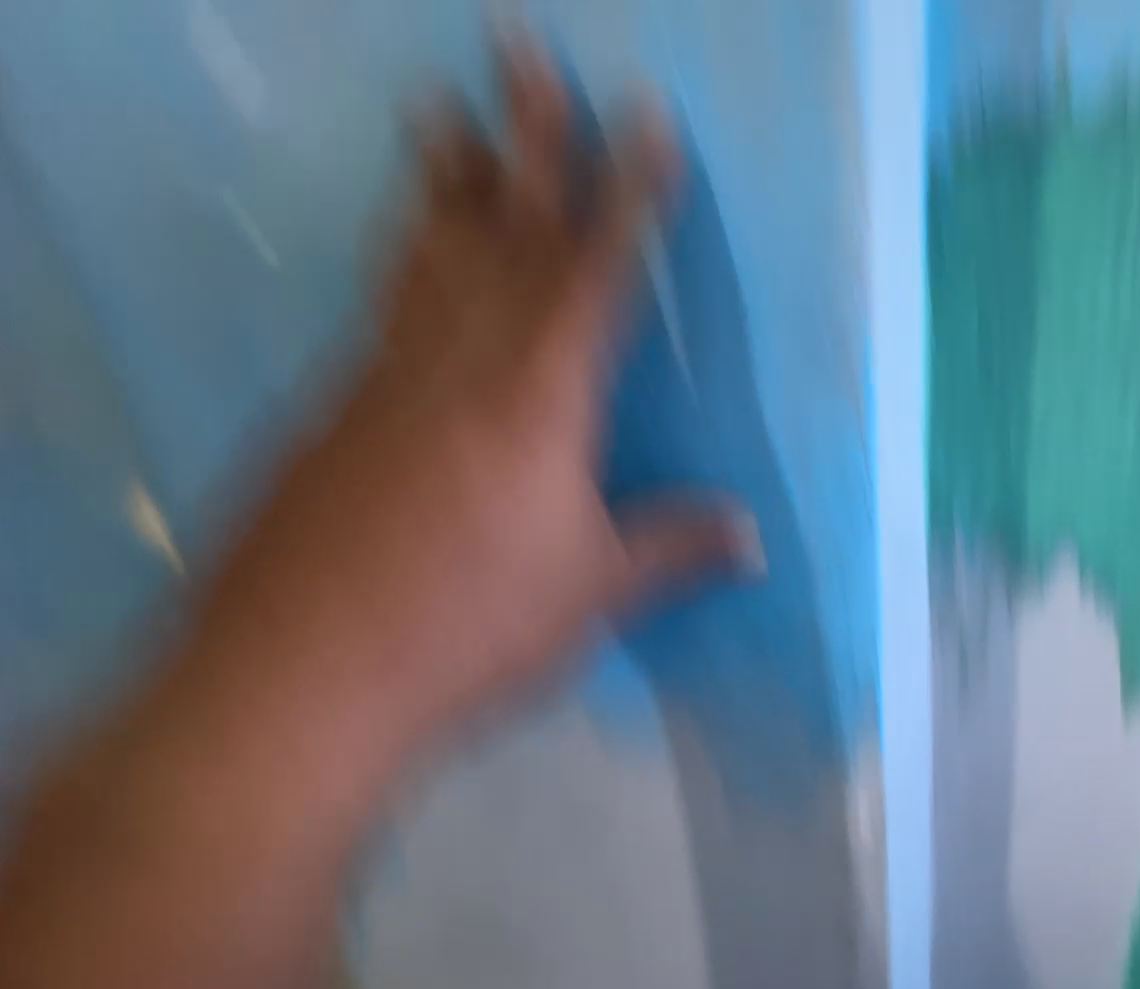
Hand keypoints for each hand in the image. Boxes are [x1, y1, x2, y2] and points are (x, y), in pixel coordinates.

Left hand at [186, 43, 761, 748]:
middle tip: (518, 49)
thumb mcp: (595, 591)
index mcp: (538, 400)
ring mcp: (380, 383)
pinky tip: (407, 259)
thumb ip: (675, 548)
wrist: (295, 684)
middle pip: (500, 234)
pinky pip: (384, 313)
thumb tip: (752, 536)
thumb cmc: (472, 629)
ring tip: (443, 113)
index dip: (628, 198)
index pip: (595, 277)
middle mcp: (456, 367)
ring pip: (424, 258)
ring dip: (446, 184)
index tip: (645, 121)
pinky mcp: (331, 417)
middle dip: (525, 141)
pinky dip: (405, 264)